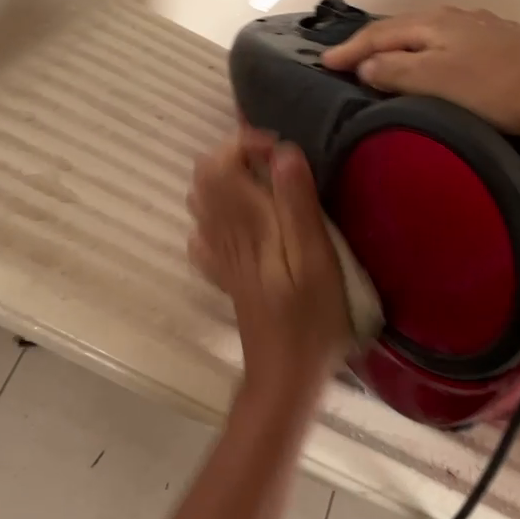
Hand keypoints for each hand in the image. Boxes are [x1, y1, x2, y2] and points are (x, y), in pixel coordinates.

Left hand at [188, 126, 351, 397]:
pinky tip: (249, 221)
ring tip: (268, 186)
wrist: (286, 376)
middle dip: (237, 155)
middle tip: (279, 164)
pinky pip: (206, 230)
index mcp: (246, 224)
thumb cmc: (312, 318)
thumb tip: (282, 151)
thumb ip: (297, 204)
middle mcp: (223, 234)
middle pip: (205, 176)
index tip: (283, 150)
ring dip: (230, 179)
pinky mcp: (226, 273)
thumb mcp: (316, 259)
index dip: (245, 142)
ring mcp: (220, 255)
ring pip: (203, 200)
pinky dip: (221, 213)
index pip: (218, 163)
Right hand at [321, 7, 519, 141]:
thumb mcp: (435, 81)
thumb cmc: (493, 90)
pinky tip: (439, 62)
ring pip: (432, 33)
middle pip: (405, 27)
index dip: (351, 49)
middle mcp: (458, 17)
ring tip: (387, 60)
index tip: (325, 63)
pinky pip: (455, 42)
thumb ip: (395, 71)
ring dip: (404, 46)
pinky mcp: (507, 44)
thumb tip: (365, 66)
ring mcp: (485, 28)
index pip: (381, 33)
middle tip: (349, 60)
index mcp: (435, 22)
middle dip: (374, 43)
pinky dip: (433, 51)